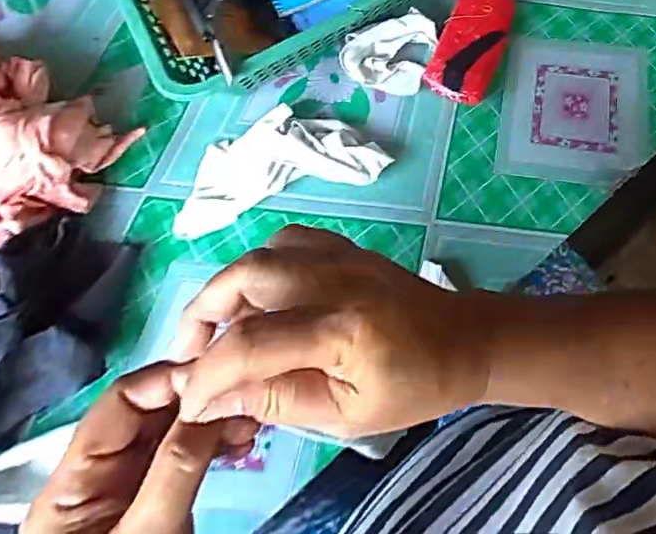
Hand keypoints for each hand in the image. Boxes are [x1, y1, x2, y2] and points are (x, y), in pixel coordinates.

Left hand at [22, 363, 257, 533]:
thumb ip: (176, 465)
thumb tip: (215, 397)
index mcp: (74, 481)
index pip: (121, 401)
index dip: (171, 379)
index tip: (225, 376)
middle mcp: (99, 474)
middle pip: (150, 410)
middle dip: (203, 396)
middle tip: (249, 399)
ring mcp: (127, 487)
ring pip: (174, 427)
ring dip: (216, 417)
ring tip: (251, 424)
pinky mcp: (155, 499)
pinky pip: (186, 452)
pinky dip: (216, 440)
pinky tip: (243, 442)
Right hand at [170, 225, 490, 437]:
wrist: (464, 338)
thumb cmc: (413, 386)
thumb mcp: (347, 415)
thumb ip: (279, 401)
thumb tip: (214, 398)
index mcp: (342, 331)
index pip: (250, 344)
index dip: (205, 376)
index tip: (191, 401)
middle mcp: (341, 281)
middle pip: (250, 273)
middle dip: (204, 310)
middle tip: (191, 351)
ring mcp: (348, 256)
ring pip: (270, 248)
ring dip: (232, 283)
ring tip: (224, 326)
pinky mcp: (353, 248)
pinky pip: (297, 240)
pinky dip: (266, 263)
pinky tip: (263, 297)